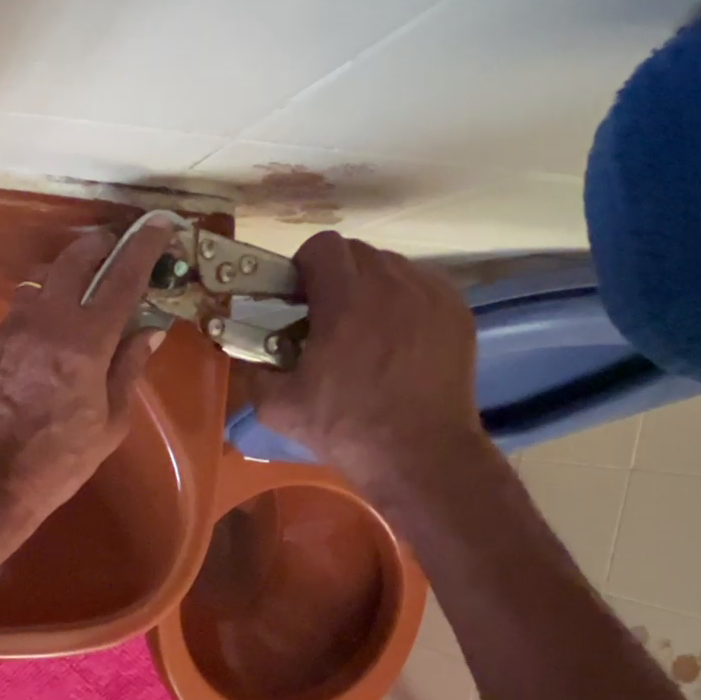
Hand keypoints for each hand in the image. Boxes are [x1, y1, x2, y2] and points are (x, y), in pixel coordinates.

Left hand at [0, 218, 175, 518]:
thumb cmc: (61, 458)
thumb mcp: (112, 420)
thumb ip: (129, 367)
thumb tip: (148, 330)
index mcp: (86, 340)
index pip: (122, 277)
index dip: (144, 246)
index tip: (159, 225)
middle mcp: (46, 321)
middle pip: (74, 257)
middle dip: (100, 246)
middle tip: (116, 252)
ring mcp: (12, 328)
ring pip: (42, 280)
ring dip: (66, 276)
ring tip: (82, 293)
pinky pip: (21, 310)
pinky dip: (42, 309)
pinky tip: (50, 333)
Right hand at [242, 231, 484, 483]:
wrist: (417, 453)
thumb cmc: (343, 427)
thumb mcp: (277, 406)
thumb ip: (253, 369)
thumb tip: (244, 352)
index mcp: (345, 301)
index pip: (322, 246)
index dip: (302, 266)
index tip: (296, 296)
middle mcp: (392, 285)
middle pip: (356, 252)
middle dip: (334, 276)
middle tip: (323, 316)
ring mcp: (430, 296)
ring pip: (391, 267)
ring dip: (368, 287)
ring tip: (361, 329)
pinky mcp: (456, 312)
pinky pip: (421, 286)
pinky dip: (401, 302)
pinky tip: (393, 340)